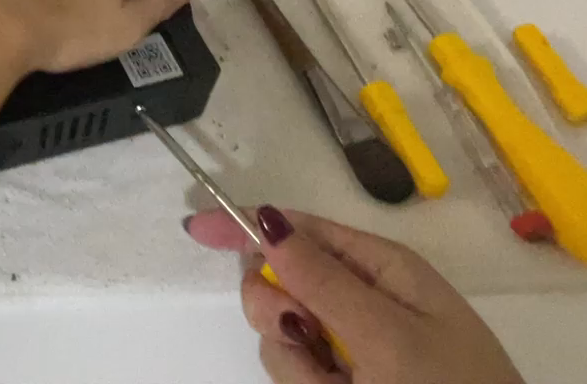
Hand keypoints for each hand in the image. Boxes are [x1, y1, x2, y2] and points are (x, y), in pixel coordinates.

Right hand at [186, 207, 524, 383]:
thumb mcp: (390, 338)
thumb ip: (321, 281)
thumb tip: (266, 218)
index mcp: (381, 269)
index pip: (296, 228)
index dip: (244, 224)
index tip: (196, 229)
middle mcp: (363, 300)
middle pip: (280, 282)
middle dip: (278, 311)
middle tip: (305, 339)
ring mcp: (355, 347)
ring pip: (283, 335)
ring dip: (300, 365)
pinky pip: (299, 373)